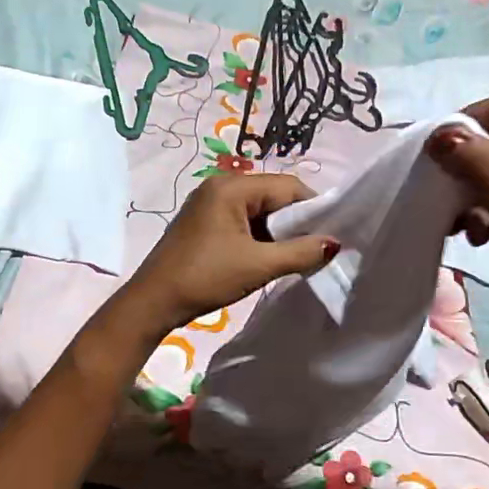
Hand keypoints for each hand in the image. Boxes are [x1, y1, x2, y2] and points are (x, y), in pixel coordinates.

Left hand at [121, 173, 337, 335]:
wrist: (153, 302)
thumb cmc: (205, 277)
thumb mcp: (258, 265)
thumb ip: (300, 252)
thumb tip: (334, 244)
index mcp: (230, 187)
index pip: (288, 186)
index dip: (313, 210)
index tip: (331, 237)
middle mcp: (219, 186)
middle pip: (273, 196)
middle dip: (295, 223)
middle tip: (313, 251)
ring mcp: (208, 205)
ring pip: (258, 212)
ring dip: (277, 234)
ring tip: (293, 259)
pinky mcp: (203, 224)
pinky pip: (241, 222)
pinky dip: (258, 238)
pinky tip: (267, 260)